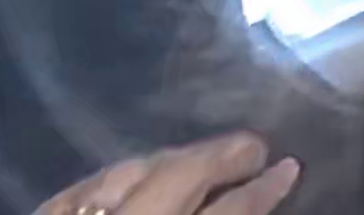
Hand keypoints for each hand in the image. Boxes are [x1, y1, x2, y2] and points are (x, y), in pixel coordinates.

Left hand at [37, 132, 298, 214]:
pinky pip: (72, 193)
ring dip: (173, 160)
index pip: (229, 210)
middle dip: (227, 155)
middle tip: (255, 153)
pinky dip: (107, 181)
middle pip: (185, 174)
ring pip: (133, 171)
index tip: (291, 167)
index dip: (264, 188)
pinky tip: (125, 178)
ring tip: (197, 162)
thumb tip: (265, 188)